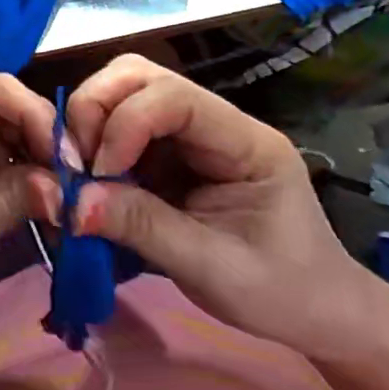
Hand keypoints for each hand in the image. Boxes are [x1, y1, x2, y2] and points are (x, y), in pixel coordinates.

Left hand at [0, 74, 62, 279]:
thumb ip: (21, 195)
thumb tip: (69, 190)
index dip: (35, 114)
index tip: (61, 158)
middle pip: (21, 106)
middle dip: (52, 140)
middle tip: (76, 180)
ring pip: (32, 127)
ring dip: (53, 158)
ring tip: (71, 191)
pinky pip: (30, 149)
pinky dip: (47, 171)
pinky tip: (59, 195)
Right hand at [66, 54, 374, 357]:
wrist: (315, 313)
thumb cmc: (280, 292)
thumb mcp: (214, 270)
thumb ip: (143, 227)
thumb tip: (73, 201)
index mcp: (245, 141)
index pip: (174, 98)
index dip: (124, 124)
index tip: (99, 175)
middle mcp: (214, 121)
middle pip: (139, 76)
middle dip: (96, 109)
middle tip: (77, 164)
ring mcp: (189, 133)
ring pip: (122, 91)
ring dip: (89, 124)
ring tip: (82, 174)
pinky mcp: (167, 151)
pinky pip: (117, 126)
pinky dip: (92, 146)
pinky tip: (92, 182)